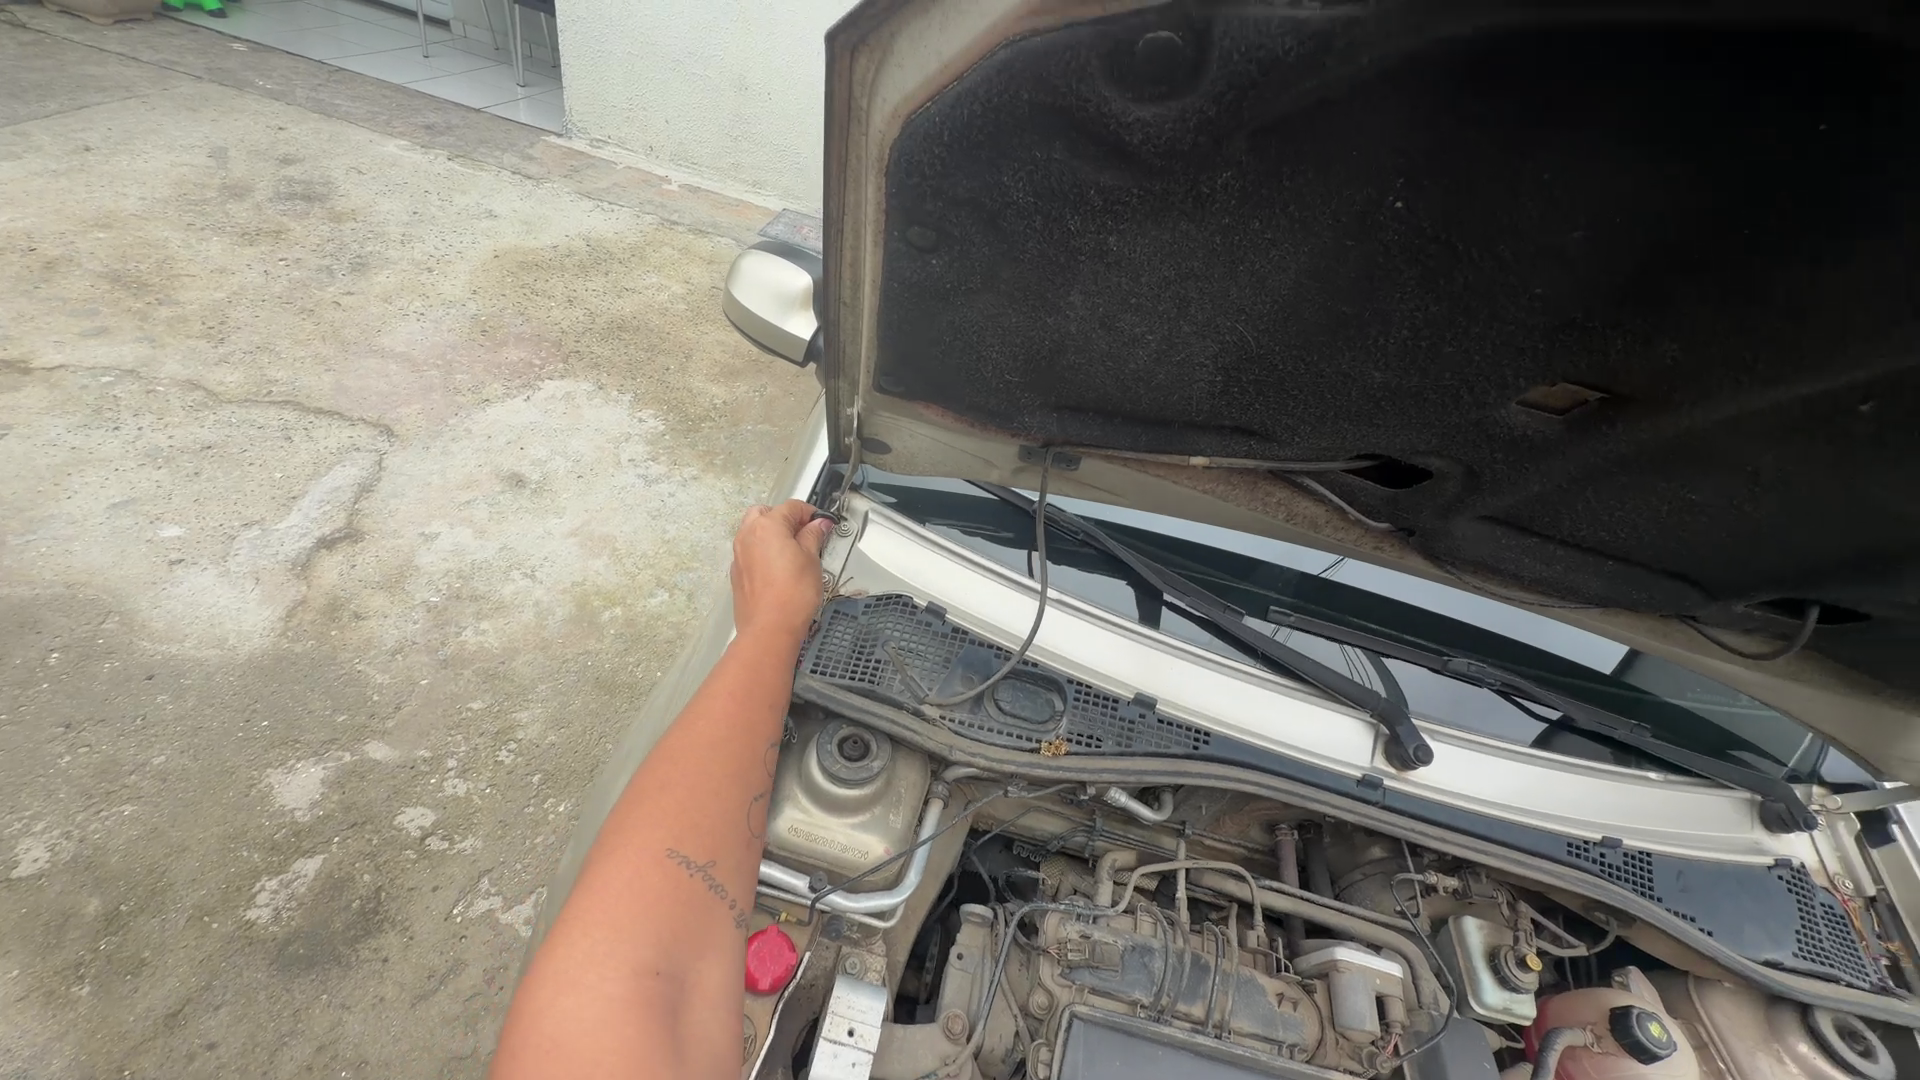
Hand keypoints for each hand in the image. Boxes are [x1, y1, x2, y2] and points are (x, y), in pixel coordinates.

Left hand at [730, 500, 832, 643]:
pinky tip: (781, 568)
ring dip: (773, 534)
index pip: (791, 506)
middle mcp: (748, 536)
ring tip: (795, 551)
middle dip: (786, 519)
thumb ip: (813, 536)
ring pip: (755, 532)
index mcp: (767, 526)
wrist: (770, 628)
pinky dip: (764, 552)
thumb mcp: (812, 559)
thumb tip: (818, 526)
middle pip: (767, 513)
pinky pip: (751, 552)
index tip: (821, 522)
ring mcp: (739, 555)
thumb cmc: (790, 596)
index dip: (810, 512)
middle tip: (807, 533)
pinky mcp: (738, 573)